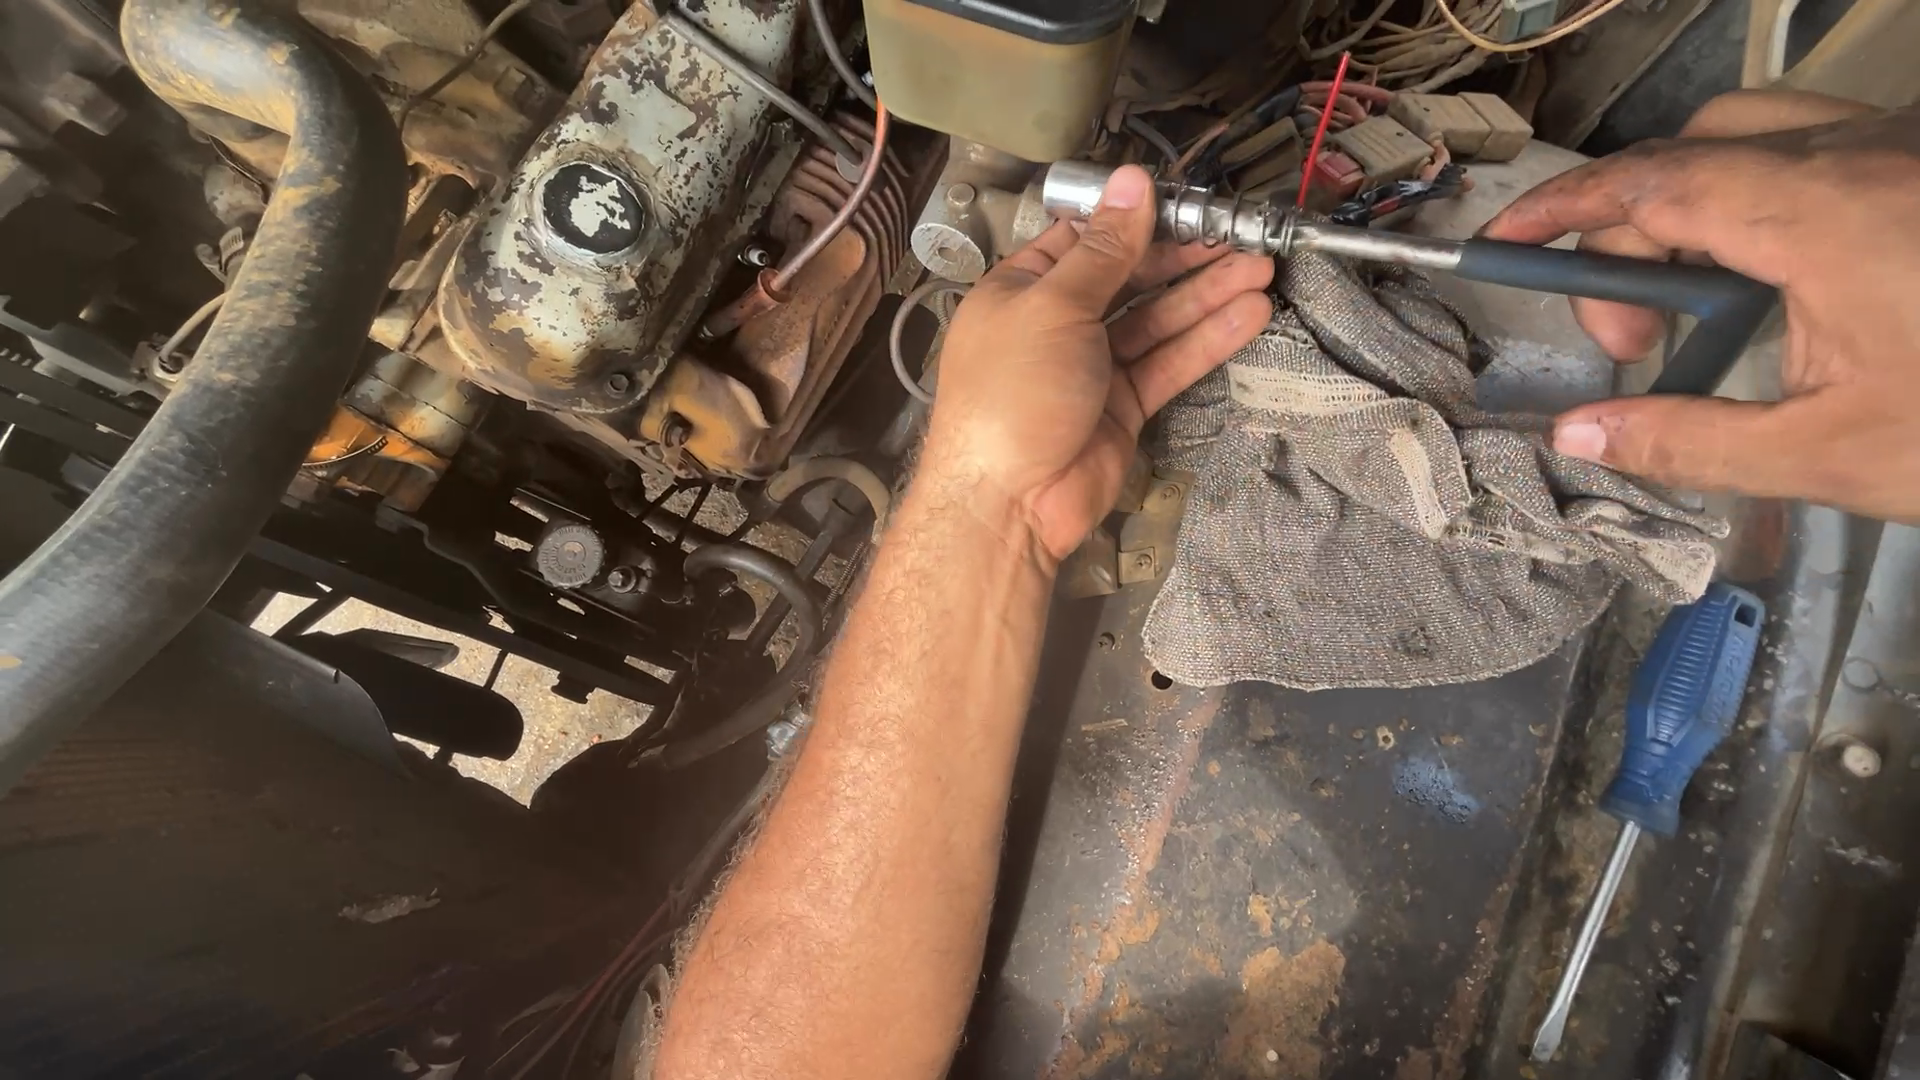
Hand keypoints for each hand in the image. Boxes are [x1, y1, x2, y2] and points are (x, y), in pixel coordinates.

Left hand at [922, 165, 1273, 561]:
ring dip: (1204, 295)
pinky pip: (1165, 365)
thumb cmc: (1015, 390)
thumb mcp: (1054, 306)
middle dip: (1181, 258)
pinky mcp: (1121, 408)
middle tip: (1238, 236)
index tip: (1184, 202)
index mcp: (1021, 292)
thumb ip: (1103, 249)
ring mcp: (1090, 369)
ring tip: (1260, 268)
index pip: (1081, 241)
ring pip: (1153, 322)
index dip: (1131, 221)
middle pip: (1126, 280)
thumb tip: (1132, 179)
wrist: (1010, 501)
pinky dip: (1203, 342)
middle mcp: (1055, 326)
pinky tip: (1247, 315)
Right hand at [1482, 94, 1919, 520]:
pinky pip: (1817, 154)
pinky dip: (1750, 208)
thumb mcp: (1832, 454)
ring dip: (1684, 210)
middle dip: (1624, 241)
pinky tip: (1772, 281)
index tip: (1497, 241)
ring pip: (1755, 138)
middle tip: (1633, 341)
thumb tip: (1571, 436)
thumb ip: (1682, 442)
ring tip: (1693, 300)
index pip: (1653, 181)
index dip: (1560, 205)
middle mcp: (1877, 158)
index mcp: (1833, 218)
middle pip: (1690, 156)